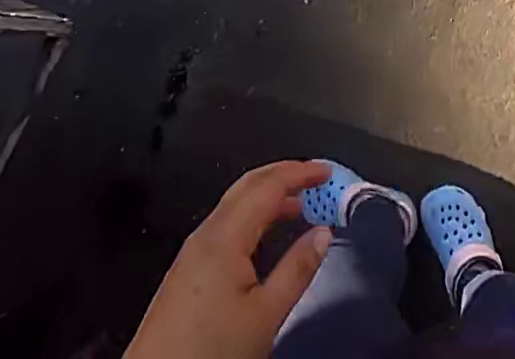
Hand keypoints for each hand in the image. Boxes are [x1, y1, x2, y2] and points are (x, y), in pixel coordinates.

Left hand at [124, 160, 333, 358]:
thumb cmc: (210, 354)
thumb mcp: (265, 316)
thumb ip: (298, 268)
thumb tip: (323, 233)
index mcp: (223, 240)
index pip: (268, 186)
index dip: (301, 173)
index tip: (328, 173)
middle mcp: (204, 238)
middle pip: (248, 185)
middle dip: (285, 174)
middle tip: (317, 179)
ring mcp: (191, 255)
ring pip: (236, 204)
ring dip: (271, 194)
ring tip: (302, 203)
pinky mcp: (186, 273)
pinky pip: (227, 224)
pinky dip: (256, 213)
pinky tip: (270, 233)